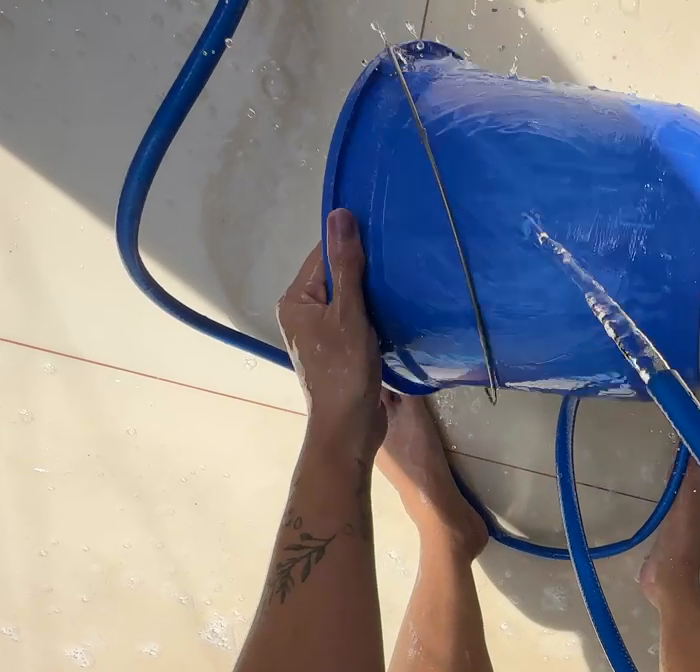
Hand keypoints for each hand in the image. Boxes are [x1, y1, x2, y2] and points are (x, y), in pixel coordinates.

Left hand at [279, 209, 385, 457]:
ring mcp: (322, 336)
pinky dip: (375, 318)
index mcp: (296, 301)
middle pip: (338, 279)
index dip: (352, 246)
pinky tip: (396, 316)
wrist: (349, 427)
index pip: (324, 256)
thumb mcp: (349, 314)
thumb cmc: (344, 371)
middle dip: (366, 272)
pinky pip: (358, 323)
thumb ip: (347, 266)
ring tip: (403, 287)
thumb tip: (341, 215)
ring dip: (374, 297)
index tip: (386, 238)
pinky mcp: (341, 353)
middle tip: (401, 264)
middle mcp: (304, 315)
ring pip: (351, 303)